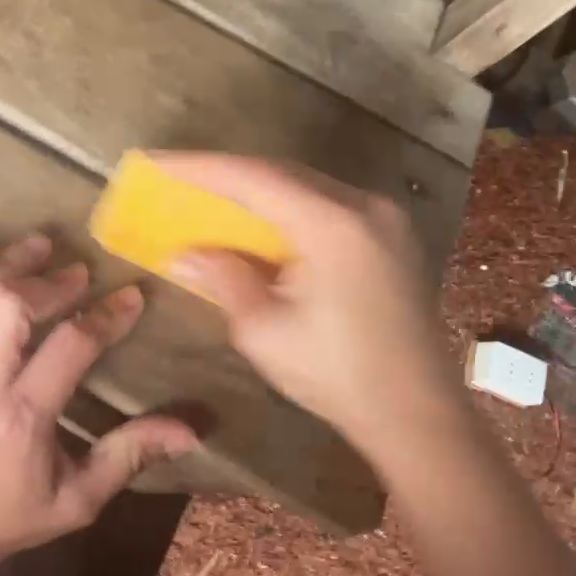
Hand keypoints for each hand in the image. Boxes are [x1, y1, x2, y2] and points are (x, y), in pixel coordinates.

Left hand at [0, 235, 198, 573]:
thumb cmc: (13, 514)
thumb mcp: (80, 500)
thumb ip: (129, 456)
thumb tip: (190, 430)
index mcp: (23, 418)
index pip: (69, 347)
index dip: (105, 316)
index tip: (132, 296)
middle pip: (6, 307)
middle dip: (47, 281)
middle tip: (78, 271)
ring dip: (2, 267)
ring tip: (37, 248)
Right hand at [153, 153, 463, 455]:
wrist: (418, 413)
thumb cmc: (336, 375)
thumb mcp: (263, 330)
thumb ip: (224, 278)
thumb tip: (186, 252)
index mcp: (333, 225)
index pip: (253, 177)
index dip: (200, 167)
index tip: (157, 162)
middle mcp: (364, 207)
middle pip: (282, 173)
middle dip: (227, 174)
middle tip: (179, 179)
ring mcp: (385, 219)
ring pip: (306, 186)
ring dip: (257, 191)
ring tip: (211, 197)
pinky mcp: (392, 238)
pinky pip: (327, 205)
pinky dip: (287, 208)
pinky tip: (260, 224)